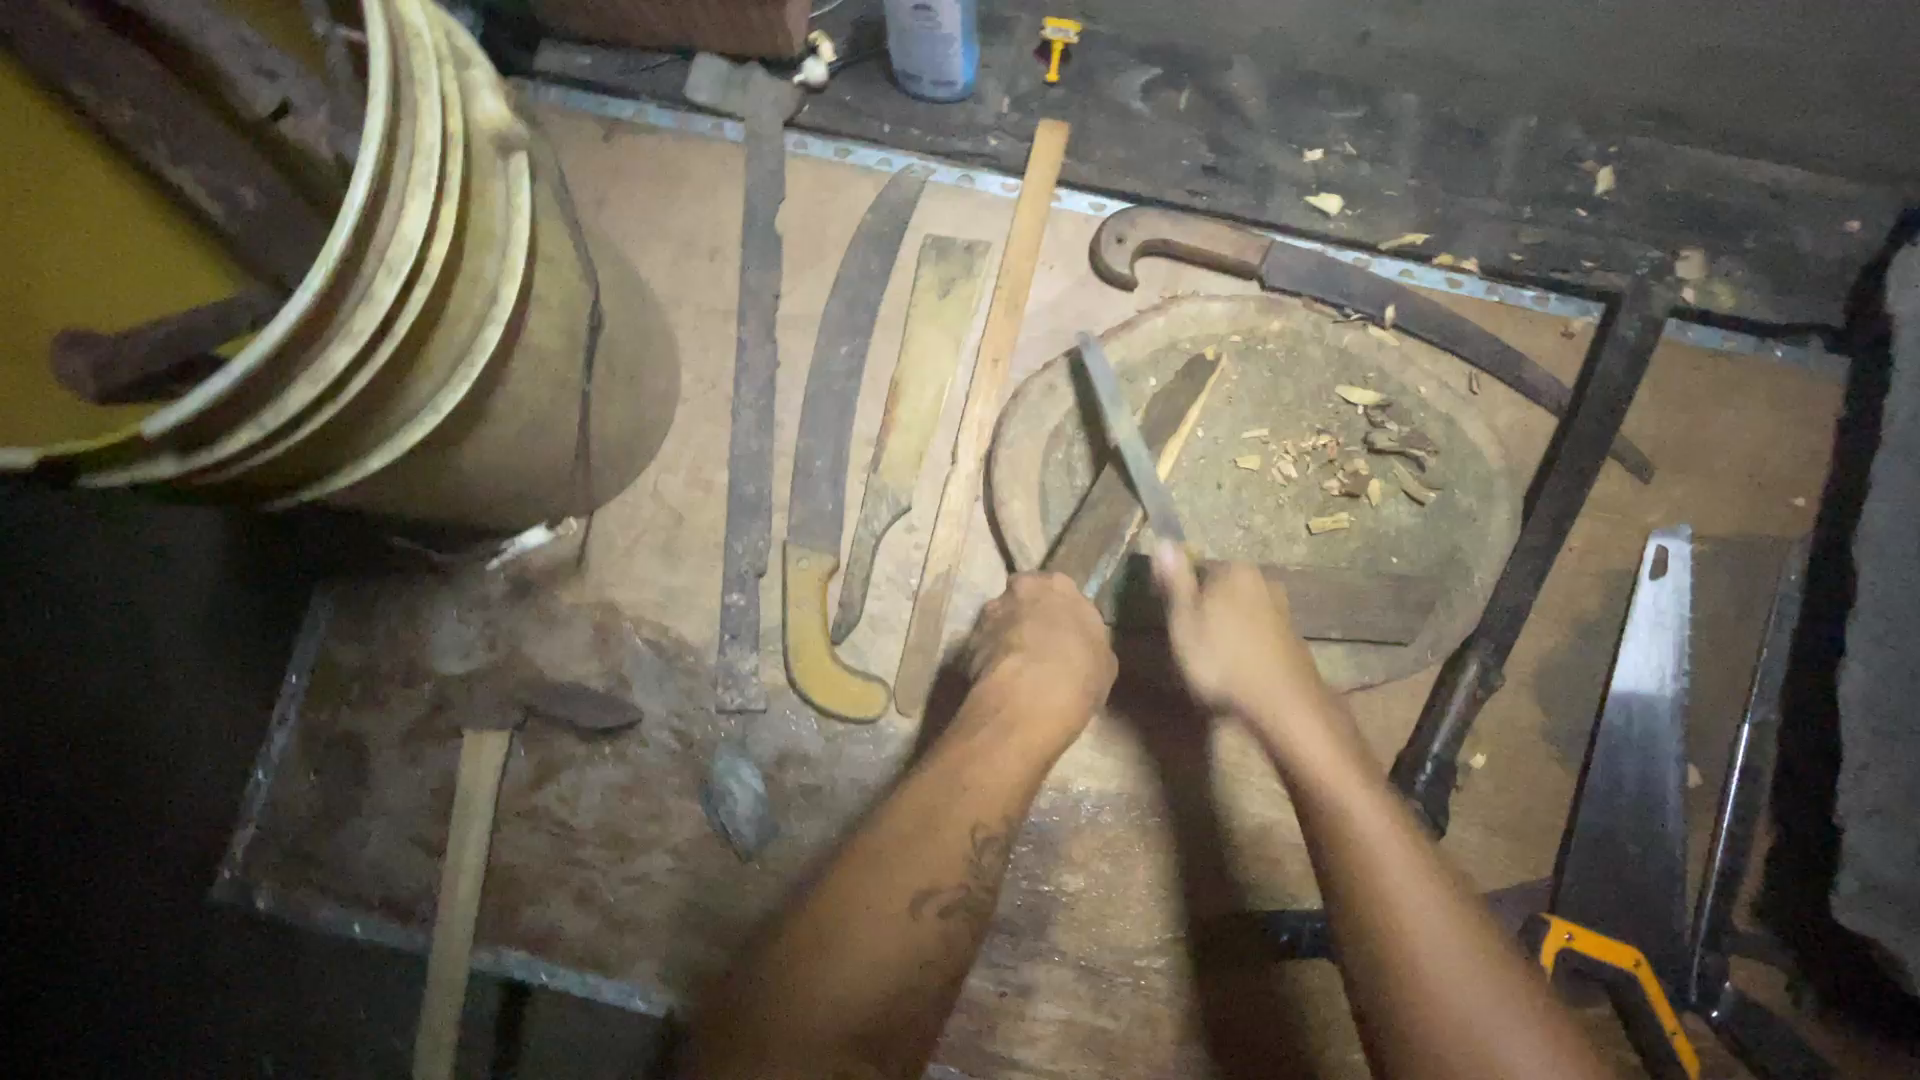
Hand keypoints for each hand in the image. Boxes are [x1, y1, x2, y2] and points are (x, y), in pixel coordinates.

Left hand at [966, 571, 1117, 723]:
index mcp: (1059, 585)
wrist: (1031, 696)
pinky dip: (989, 658)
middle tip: (1038, 646)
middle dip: (1027, 617)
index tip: (1062, 633)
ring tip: (1016, 667)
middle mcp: (1020, 588)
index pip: (1058, 590)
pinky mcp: (967, 639)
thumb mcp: (1103, 658)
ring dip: (1006, 636)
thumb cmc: (1079, 671)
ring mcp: (990, 612)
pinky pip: (983, 646)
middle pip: (1023, 598)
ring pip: (999, 620)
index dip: (1060, 613)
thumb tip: (1080, 645)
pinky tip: (1000, 679)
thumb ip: (1088, 640)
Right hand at [1151, 543, 1329, 721]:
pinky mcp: (1292, 635)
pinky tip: (1237, 665)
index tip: (1170, 617)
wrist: (1282, 703)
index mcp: (1233, 570)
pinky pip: (1257, 630)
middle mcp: (1262, 580)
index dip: (1179, 591)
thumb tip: (1163, 541)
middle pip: (1221, 588)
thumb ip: (1175, 582)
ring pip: (1240, 609)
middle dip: (1206, 607)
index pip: (1197, 567)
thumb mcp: (1184, 621)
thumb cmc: (1222, 660)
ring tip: (1212, 656)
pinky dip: (1245, 642)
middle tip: (1189, 639)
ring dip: (1226, 626)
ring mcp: (1281, 608)